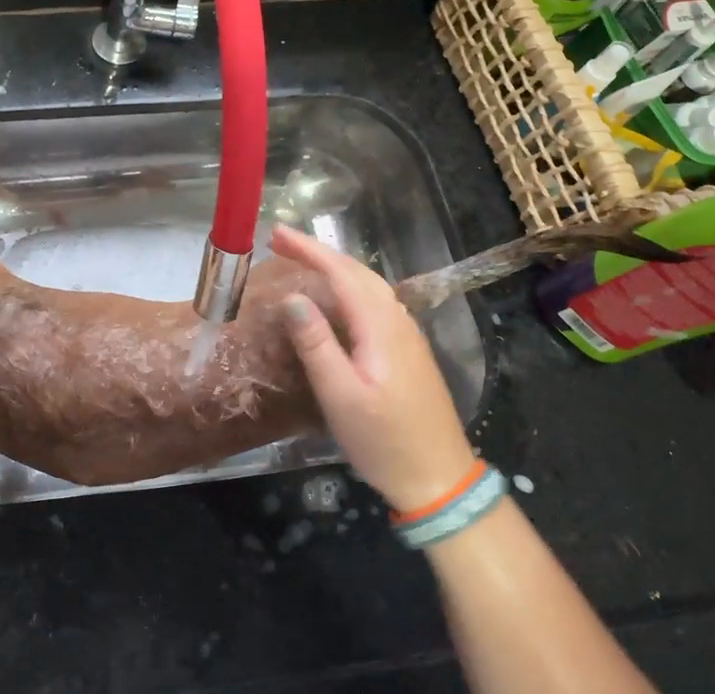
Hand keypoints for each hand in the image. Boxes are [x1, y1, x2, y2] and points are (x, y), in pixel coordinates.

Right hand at [272, 226, 475, 512]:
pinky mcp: (408, 352)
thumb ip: (316, 344)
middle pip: (359, 273)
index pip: (342, 274)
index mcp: (380, 328)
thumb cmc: (383, 440)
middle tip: (280, 242)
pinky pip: (375, 302)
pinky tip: (335, 297)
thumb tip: (291, 297)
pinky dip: (349, 287)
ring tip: (302, 261)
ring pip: (370, 286)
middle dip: (319, 252)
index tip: (275, 234)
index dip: (308, 250)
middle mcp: (398, 322)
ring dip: (335, 267)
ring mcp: (407, 336)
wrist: (439, 479)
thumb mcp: (340, 395)